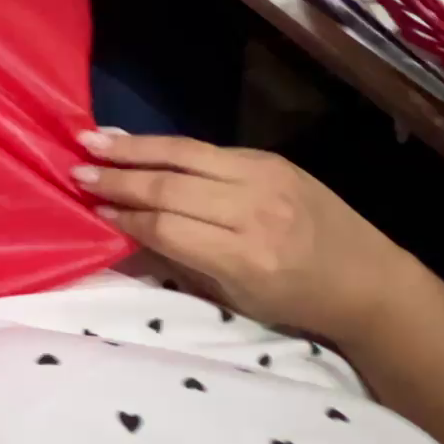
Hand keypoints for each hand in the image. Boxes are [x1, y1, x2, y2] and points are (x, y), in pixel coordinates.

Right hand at [73, 130, 423, 344]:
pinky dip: (164, 145)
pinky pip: (205, 149)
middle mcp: (253, 210)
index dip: (125, 217)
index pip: (169, 228)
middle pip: (170, 186)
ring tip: (93, 141)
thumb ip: (183, 259)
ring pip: (184, 155)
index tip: (90, 209)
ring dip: (133, 148)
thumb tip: (128, 228)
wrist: (367, 278)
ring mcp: (263, 177)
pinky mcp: (268, 158)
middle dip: (118, 179)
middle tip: (76, 171)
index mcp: (246, 257)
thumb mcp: (238, 298)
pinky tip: (135, 141)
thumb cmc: (297, 302)